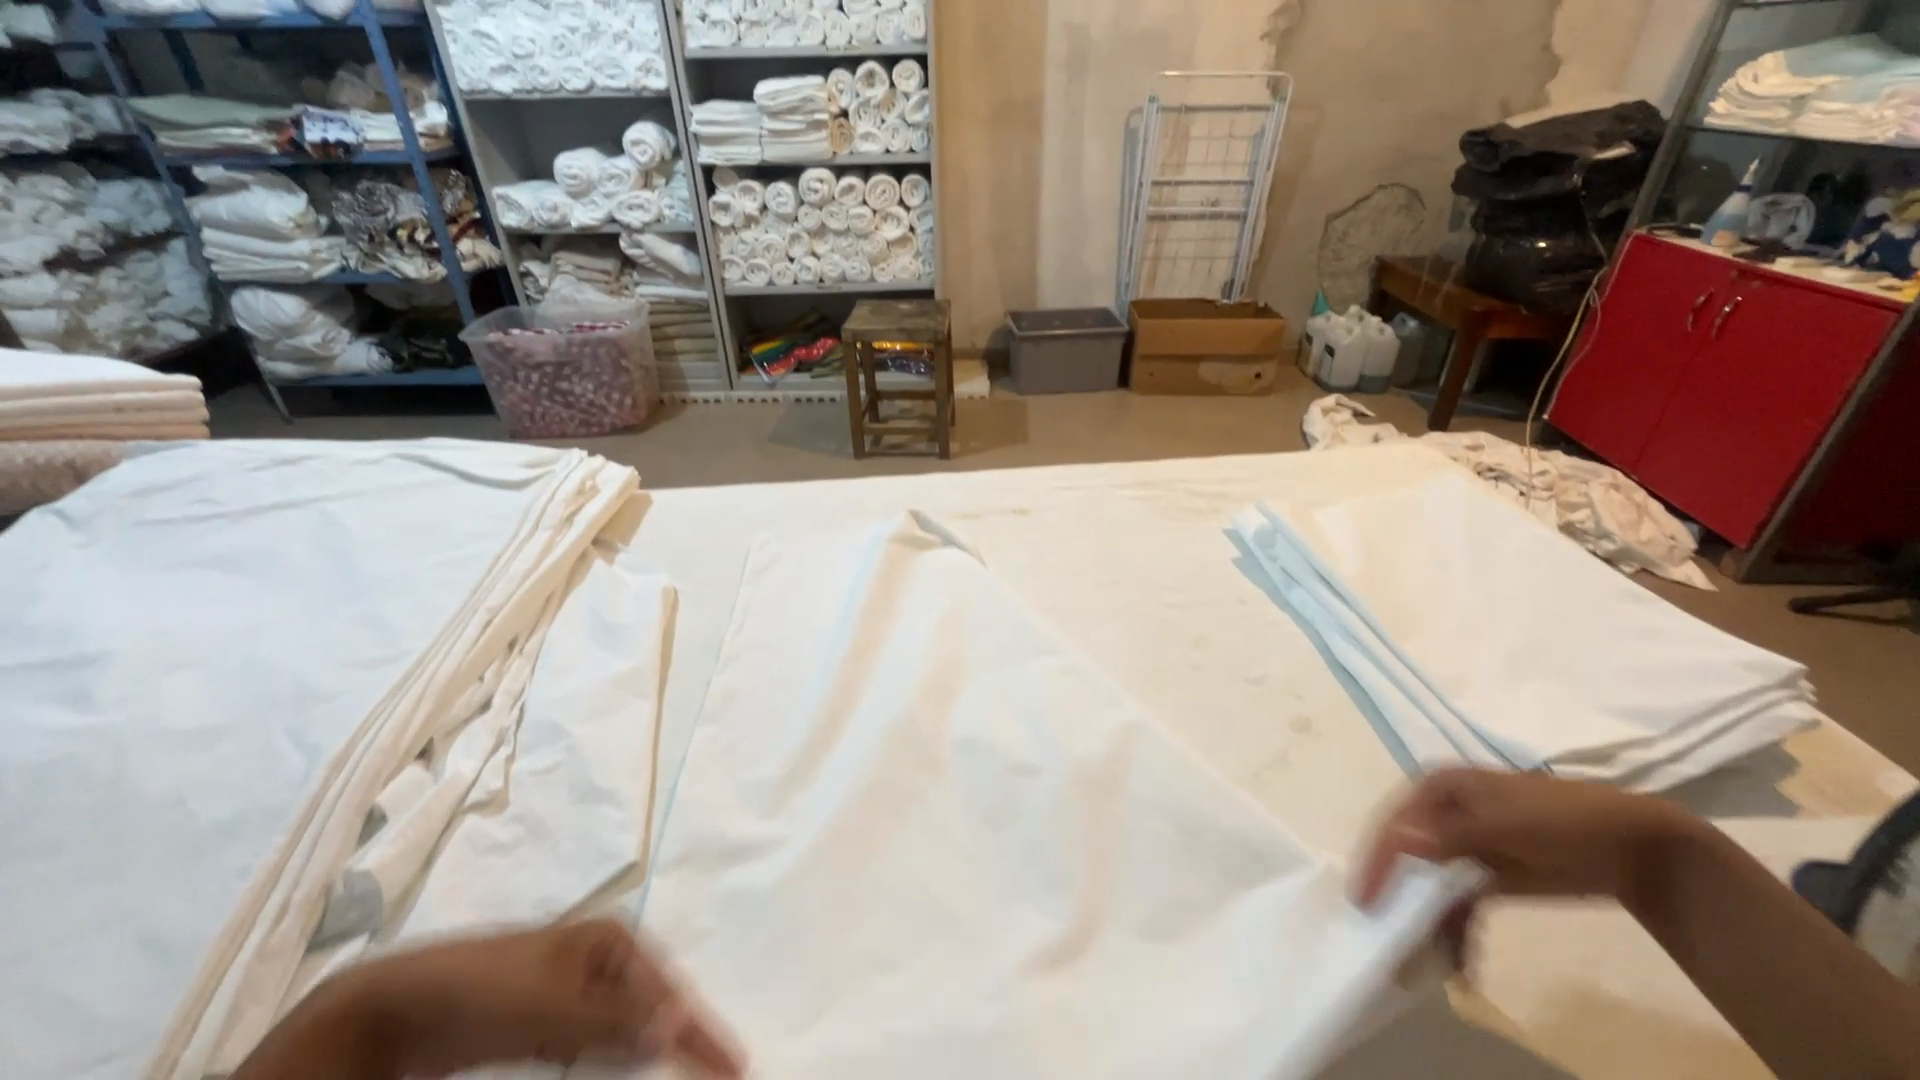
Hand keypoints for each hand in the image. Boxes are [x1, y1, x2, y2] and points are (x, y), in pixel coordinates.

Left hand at [356, 919, 741, 1078]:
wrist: (393, 1009)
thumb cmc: (482, 995)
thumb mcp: (552, 1009)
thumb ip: (615, 1024)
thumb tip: (680, 1027)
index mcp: (612, 941)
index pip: (670, 994)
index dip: (702, 1034)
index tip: (738, 1069)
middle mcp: (599, 960)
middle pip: (652, 1010)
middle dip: (680, 1044)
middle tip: (717, 1074)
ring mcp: (572, 990)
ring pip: (625, 1032)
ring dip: (647, 1058)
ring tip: (682, 1073)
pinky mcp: (544, 1022)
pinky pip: (592, 1047)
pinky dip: (611, 1064)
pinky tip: (623, 1075)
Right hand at [1352, 768, 1693, 965]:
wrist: (1634, 847)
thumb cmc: (1568, 817)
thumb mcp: (1511, 821)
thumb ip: (1455, 833)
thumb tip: (1402, 842)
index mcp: (1437, 789)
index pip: (1395, 826)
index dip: (1378, 862)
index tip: (1366, 902)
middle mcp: (1439, 816)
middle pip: (1405, 859)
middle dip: (1399, 901)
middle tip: (1390, 940)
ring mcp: (1461, 849)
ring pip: (1429, 889)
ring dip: (1428, 925)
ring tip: (1427, 964)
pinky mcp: (1483, 878)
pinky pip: (1458, 908)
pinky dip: (1457, 935)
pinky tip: (1463, 967)